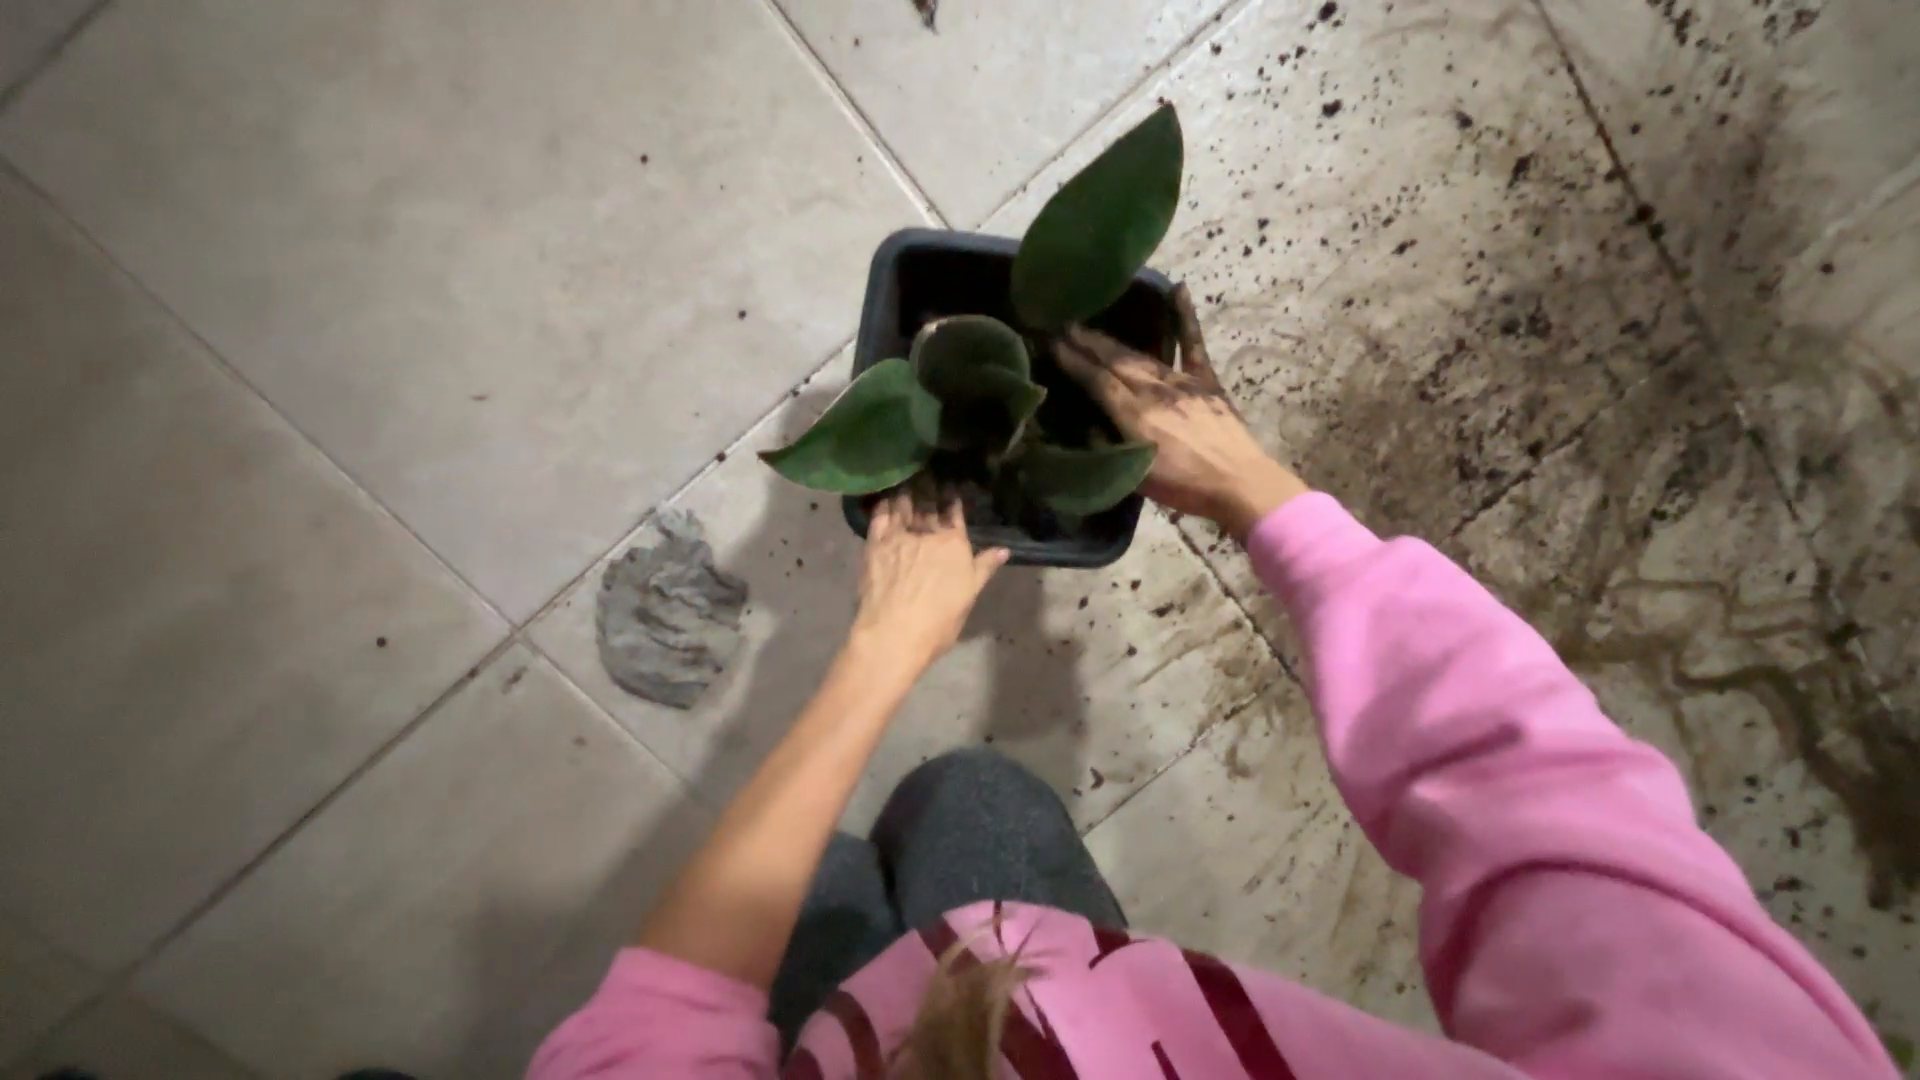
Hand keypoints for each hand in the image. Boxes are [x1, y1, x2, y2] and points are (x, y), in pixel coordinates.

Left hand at [851, 488, 1008, 667]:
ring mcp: (899, 535)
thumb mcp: (968, 596)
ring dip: (906, 491)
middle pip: (928, 505)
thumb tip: (1004, 549)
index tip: (950, 486)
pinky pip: (880, 515)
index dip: (952, 499)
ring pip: (904, 504)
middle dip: (929, 488)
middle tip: (927, 475)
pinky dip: (883, 503)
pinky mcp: (875, 542)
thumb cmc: (938, 621)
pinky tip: (884, 497)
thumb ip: (984, 568)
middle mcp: (927, 532)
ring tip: (907, 480)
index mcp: (954, 544)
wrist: (894, 633)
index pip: (954, 513)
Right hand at [1053, 285, 1306, 539]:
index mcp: (1135, 416)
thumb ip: (1109, 449)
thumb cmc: (1185, 486)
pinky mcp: (1207, 381)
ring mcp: (1183, 382)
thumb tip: (1087, 425)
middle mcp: (1155, 391)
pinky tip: (1178, 289)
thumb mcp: (1136, 478)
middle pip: (1115, 361)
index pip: (1097, 381)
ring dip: (1113, 340)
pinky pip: (1193, 343)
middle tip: (1062, 325)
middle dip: (1086, 342)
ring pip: (1141, 355)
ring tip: (1090, 327)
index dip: (1073, 361)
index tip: (1050, 344)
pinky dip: (1186, 316)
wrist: (1240, 483)